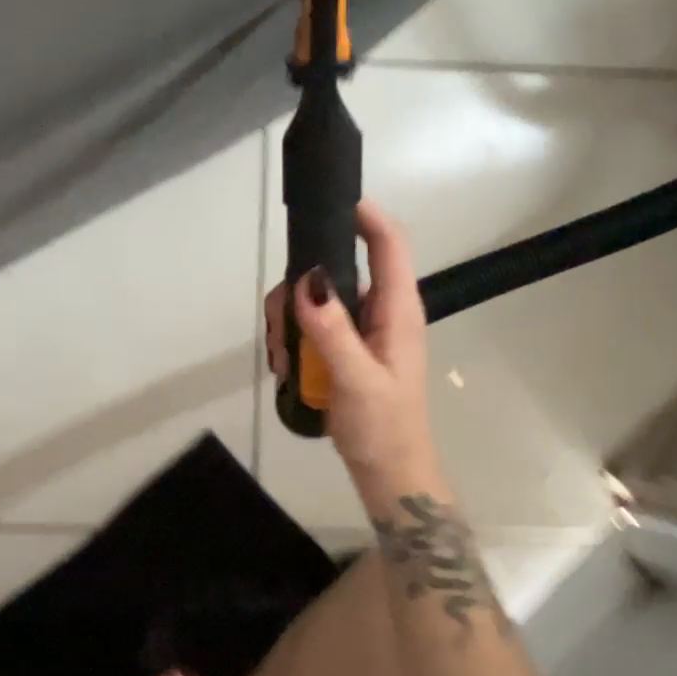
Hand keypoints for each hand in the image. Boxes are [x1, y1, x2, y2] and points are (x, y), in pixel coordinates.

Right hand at [265, 201, 441, 508]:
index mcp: (397, 311)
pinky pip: (309, 326)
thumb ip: (332, 329)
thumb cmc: (383, 427)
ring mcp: (360, 330)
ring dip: (289, 324)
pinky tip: (286, 370)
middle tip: (280, 329)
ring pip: (314, 299)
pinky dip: (291, 342)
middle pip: (335, 270)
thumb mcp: (355, 380)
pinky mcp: (344, 349)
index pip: (388, 244)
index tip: (328, 202)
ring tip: (282, 361)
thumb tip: (308, 278)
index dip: (365, 215)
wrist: (389, 473)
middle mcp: (380, 311)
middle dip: (298, 291)